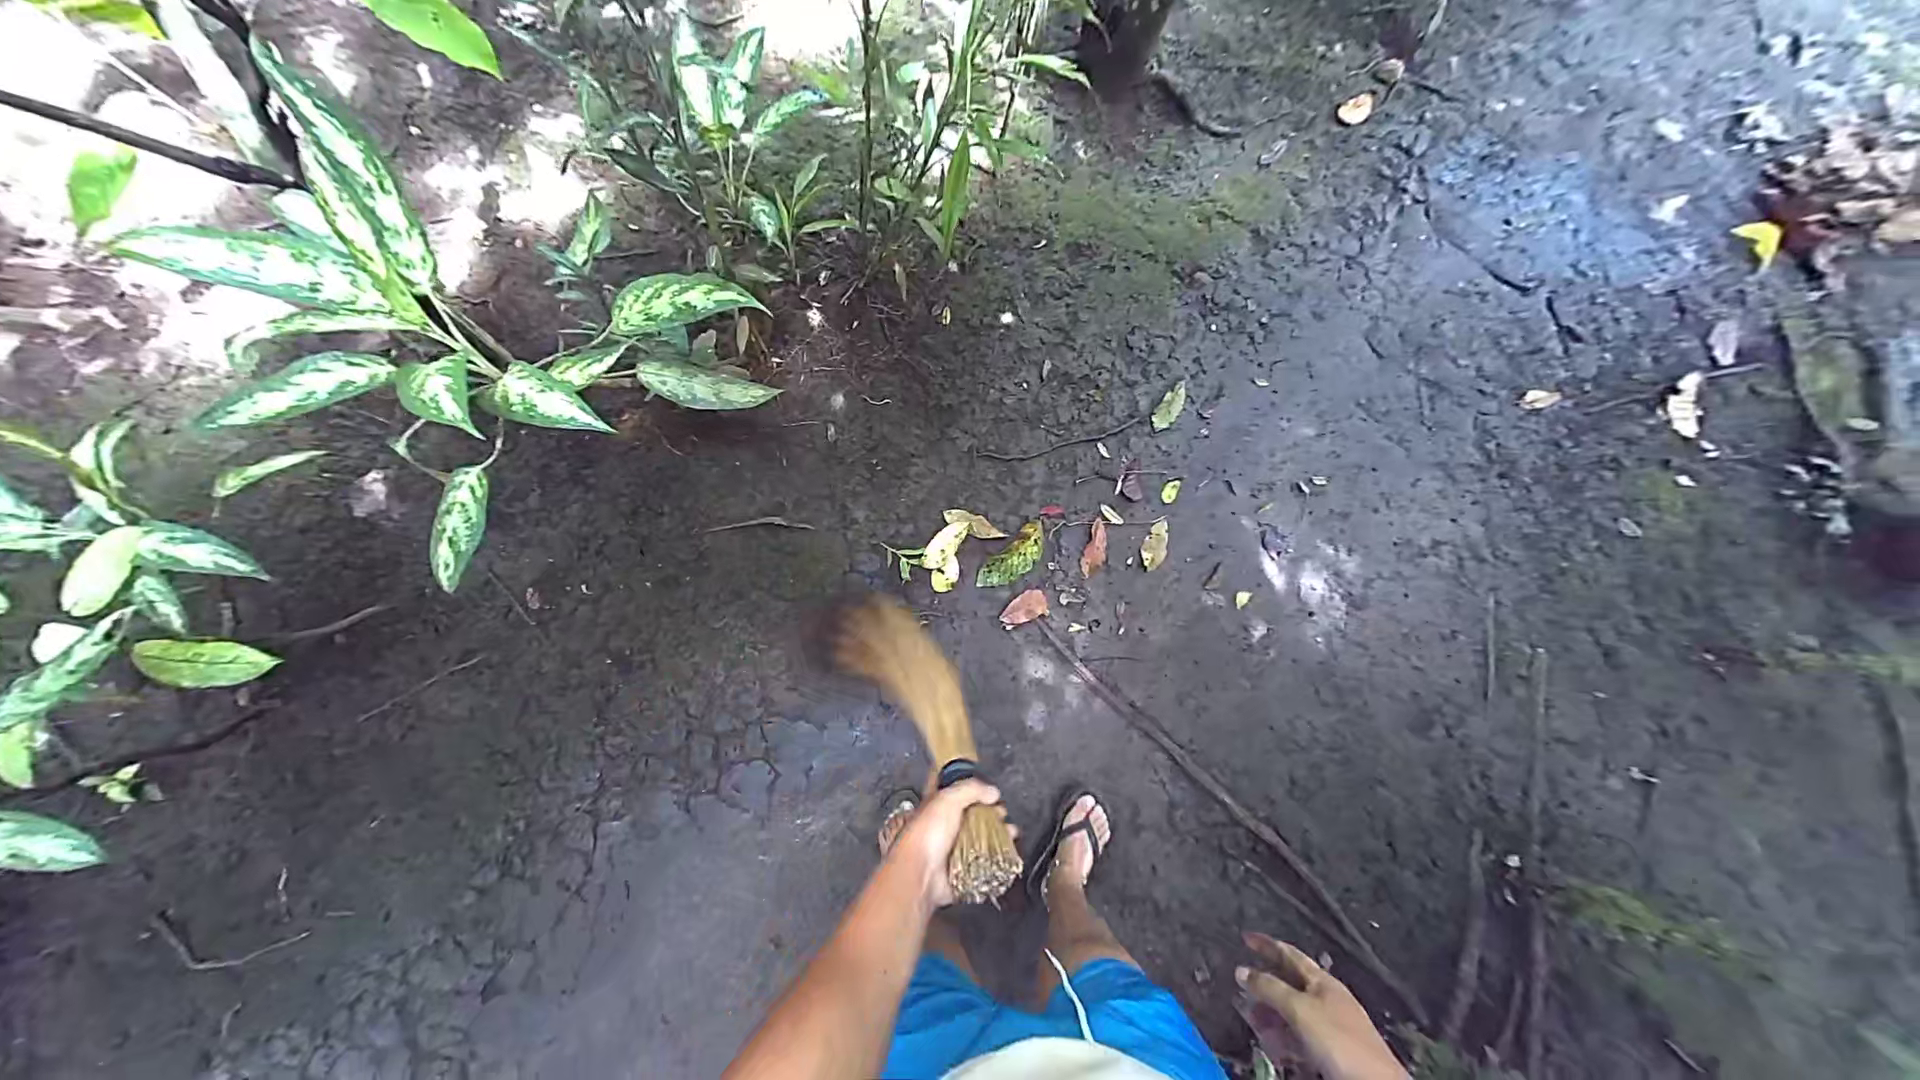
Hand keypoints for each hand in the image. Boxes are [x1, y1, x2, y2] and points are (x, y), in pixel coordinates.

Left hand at [883, 778, 1004, 908]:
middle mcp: (946, 827)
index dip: (975, 790)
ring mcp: (954, 849)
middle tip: (1002, 813)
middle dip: (992, 813)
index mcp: (937, 806)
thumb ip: (971, 789)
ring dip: (998, 835)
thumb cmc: (926, 834)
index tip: (991, 792)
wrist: (920, 874)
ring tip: (1011, 832)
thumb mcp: (948, 799)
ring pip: (982, 838)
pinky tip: (1006, 851)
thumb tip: (991, 791)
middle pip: (974, 816)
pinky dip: (997, 857)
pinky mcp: (962, 869)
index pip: (958, 792)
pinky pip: (983, 861)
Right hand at [1235, 932, 1408, 1079]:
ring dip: (1271, 1016)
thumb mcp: (1299, 1009)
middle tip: (1240, 991)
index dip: (1266, 944)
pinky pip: (1301, 1036)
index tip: (1244, 938)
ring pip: (1293, 1013)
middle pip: (1289, 984)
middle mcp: (1327, 999)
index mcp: (1322, 982)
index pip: (1289, 954)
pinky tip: (1274, 1048)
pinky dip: (1284, 1038)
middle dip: (1263, 987)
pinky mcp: (1333, 1051)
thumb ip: (1269, 988)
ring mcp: (1331, 1026)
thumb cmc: (1338, 1040)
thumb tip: (1241, 970)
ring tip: (1253, 1024)